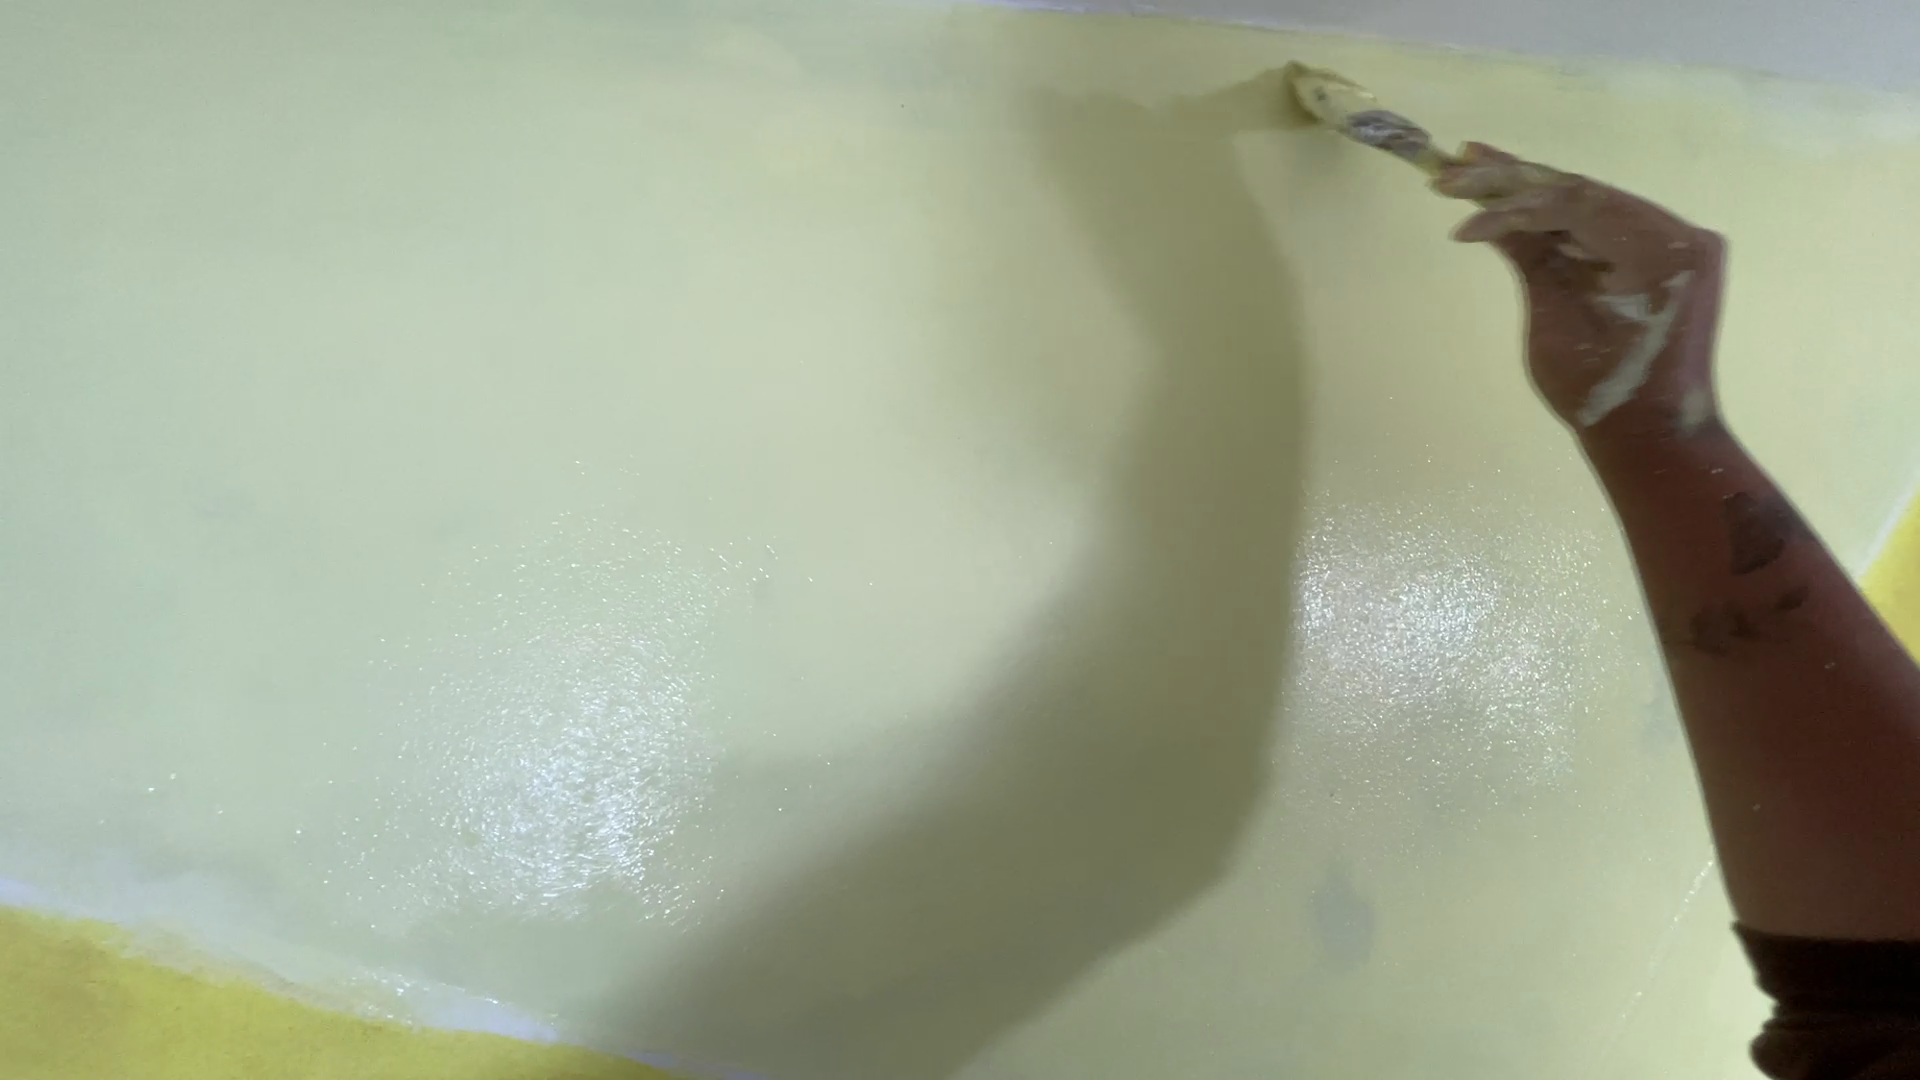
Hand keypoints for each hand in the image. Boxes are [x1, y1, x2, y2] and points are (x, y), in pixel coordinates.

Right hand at [1433, 144, 1725, 438]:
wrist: (1648, 434)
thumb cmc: (1601, 389)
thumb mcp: (1556, 324)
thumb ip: (1534, 265)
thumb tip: (1493, 226)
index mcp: (1663, 244)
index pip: (1577, 203)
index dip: (1511, 206)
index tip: (1456, 220)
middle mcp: (1671, 232)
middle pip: (1580, 194)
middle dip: (1514, 181)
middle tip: (1455, 163)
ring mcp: (1662, 246)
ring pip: (1584, 209)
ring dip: (1526, 194)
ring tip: (1469, 173)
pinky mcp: (1644, 264)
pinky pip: (1591, 233)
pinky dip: (1547, 225)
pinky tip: (1507, 210)